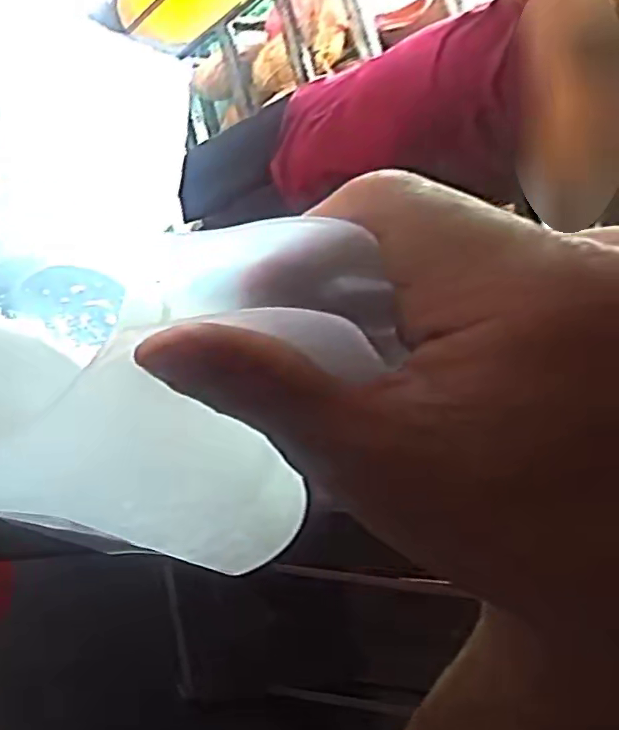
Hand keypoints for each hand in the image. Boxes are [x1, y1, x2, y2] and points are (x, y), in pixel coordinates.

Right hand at [136, 171, 618, 640]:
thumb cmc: (504, 523)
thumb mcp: (360, 454)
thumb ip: (259, 385)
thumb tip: (156, 344)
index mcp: (536, 280)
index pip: (379, 206)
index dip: (295, 251)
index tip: (255, 320)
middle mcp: (594, 257)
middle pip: (408, 233)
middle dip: (330, 294)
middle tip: (293, 367)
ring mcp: (609, 282)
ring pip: (441, 259)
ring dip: (374, 311)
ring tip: (353, 383)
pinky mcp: (607, 310)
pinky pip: (484, 283)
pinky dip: (424, 322)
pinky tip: (414, 381)